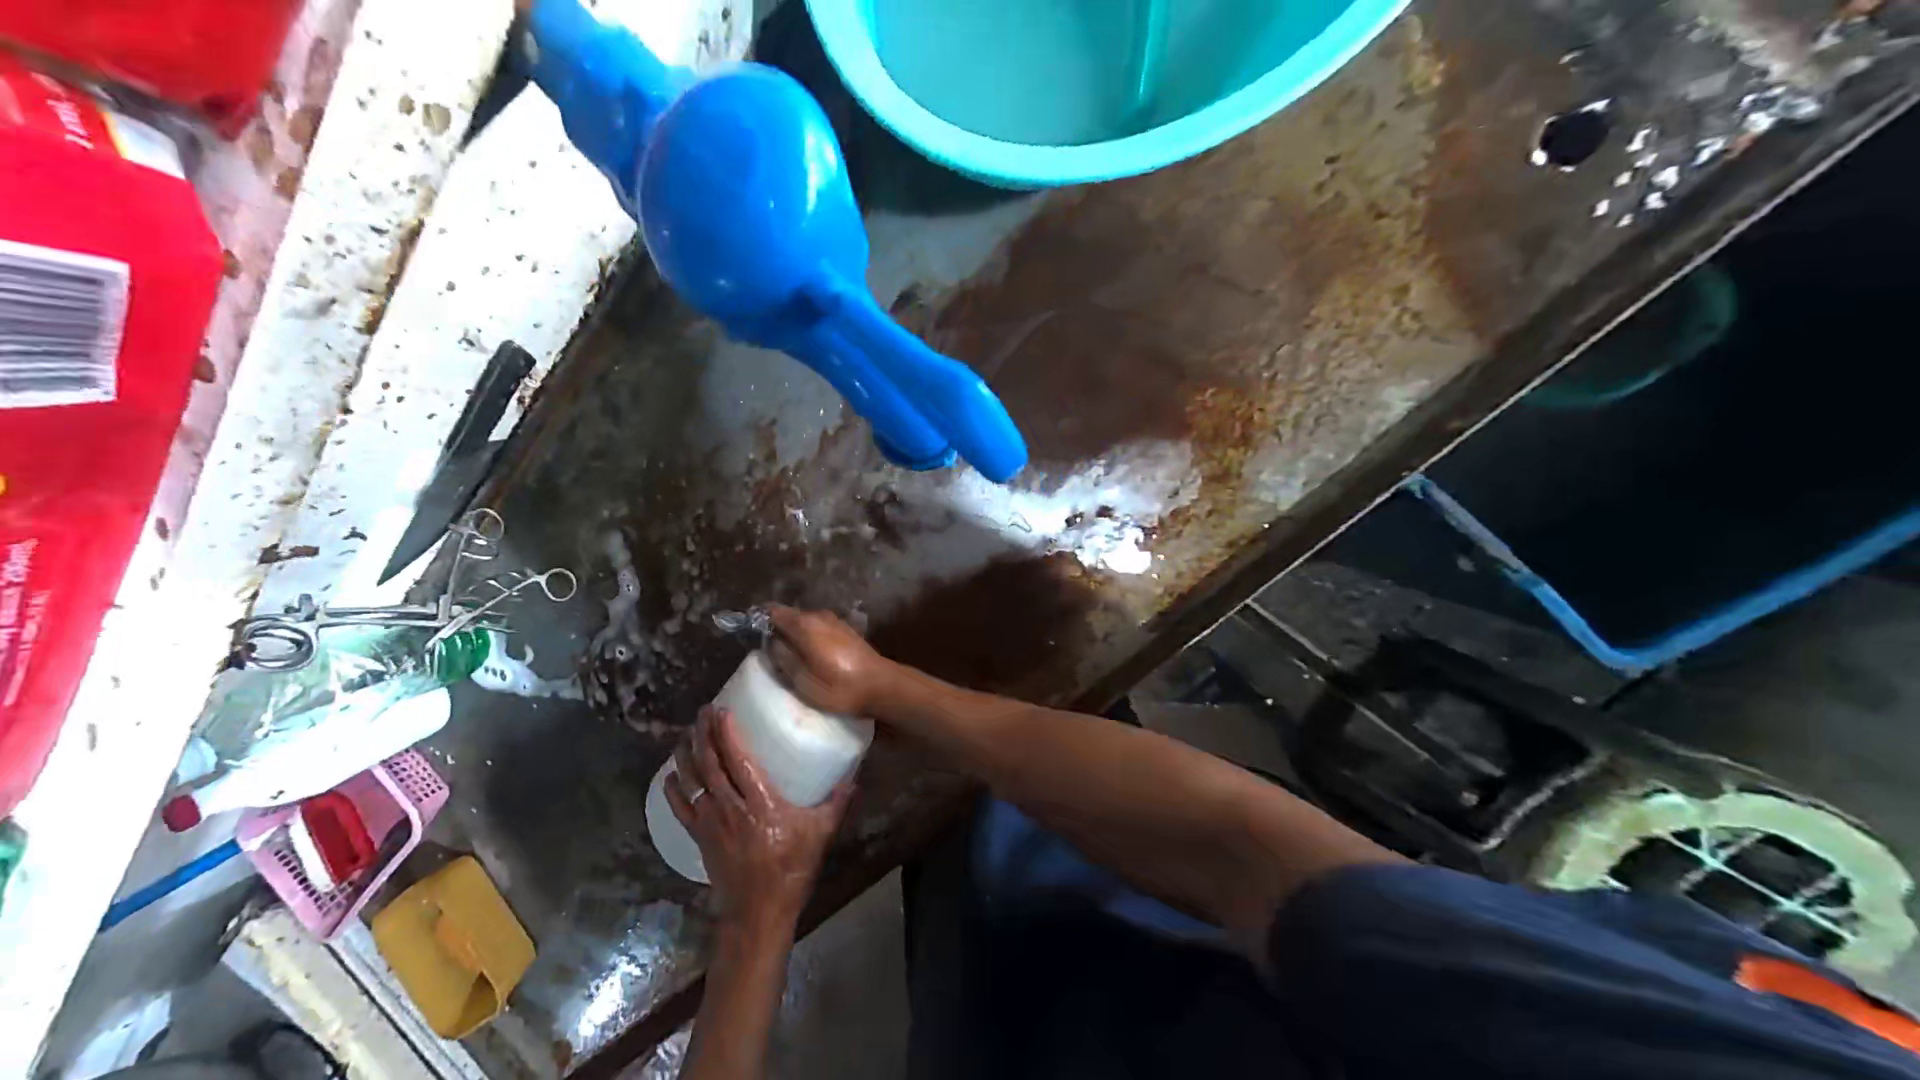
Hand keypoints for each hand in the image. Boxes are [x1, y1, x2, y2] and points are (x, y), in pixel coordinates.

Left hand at [666, 705, 853, 927]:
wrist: (759, 912)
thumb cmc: (791, 869)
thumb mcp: (821, 834)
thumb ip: (837, 803)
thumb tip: (855, 778)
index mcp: (760, 802)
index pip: (738, 759)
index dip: (727, 733)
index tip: (722, 710)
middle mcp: (731, 807)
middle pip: (710, 764)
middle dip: (704, 734)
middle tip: (703, 712)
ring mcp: (712, 823)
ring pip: (692, 782)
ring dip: (686, 755)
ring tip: (684, 733)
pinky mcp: (701, 839)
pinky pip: (681, 810)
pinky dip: (673, 791)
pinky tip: (669, 776)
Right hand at [767, 606, 895, 716]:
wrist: (881, 686)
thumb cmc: (839, 687)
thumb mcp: (802, 680)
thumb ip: (783, 658)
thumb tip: (771, 642)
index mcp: (805, 624)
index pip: (773, 612)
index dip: (759, 621)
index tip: (749, 634)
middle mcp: (819, 615)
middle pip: (789, 616)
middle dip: (776, 629)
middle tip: (766, 651)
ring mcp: (835, 621)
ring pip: (805, 622)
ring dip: (794, 634)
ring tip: (785, 656)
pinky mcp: (845, 630)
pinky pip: (818, 628)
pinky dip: (808, 637)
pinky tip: (807, 655)